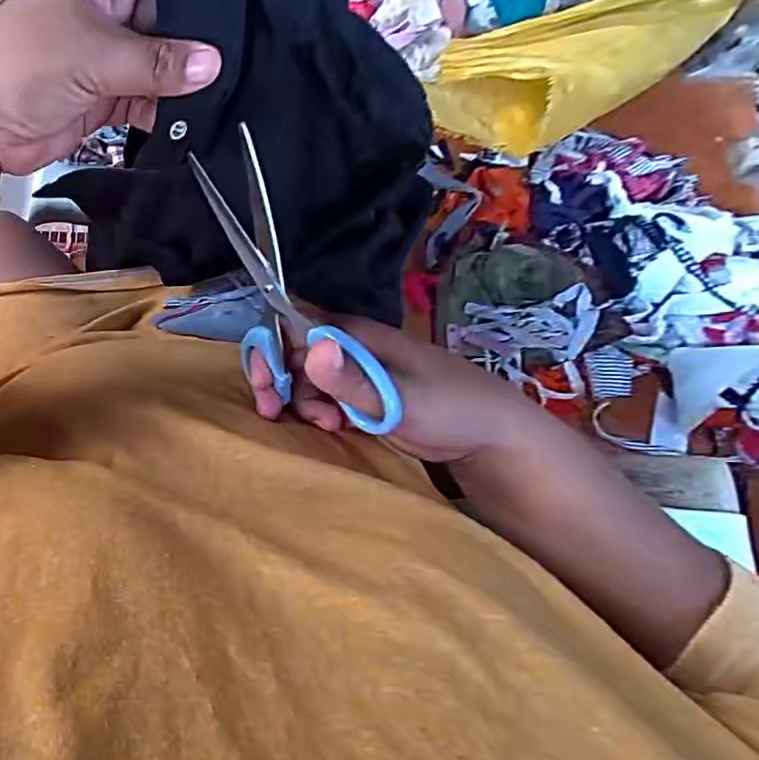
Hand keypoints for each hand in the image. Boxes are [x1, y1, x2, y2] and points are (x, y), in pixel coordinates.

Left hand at [0, 0, 221, 175]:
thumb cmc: (14, 68)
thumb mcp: (95, 57)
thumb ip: (156, 62)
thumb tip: (208, 63)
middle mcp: (107, 10)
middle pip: (168, 11)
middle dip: (196, 33)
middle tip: (228, 51)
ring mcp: (108, 55)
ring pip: (161, 60)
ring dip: (182, 78)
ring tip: (211, 89)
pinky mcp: (108, 95)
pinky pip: (150, 98)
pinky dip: (166, 110)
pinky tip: (185, 117)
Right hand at [248, 316, 558, 463]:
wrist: (490, 435)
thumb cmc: (450, 409)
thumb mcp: (398, 398)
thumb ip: (352, 379)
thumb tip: (311, 348)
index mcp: (356, 334)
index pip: (294, 325)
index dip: (271, 348)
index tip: (268, 386)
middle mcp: (350, 346)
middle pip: (292, 353)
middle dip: (279, 382)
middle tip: (276, 413)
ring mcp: (356, 371)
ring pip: (305, 379)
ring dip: (301, 404)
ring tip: (327, 426)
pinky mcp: (362, 395)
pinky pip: (323, 397)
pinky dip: (317, 413)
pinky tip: (332, 428)